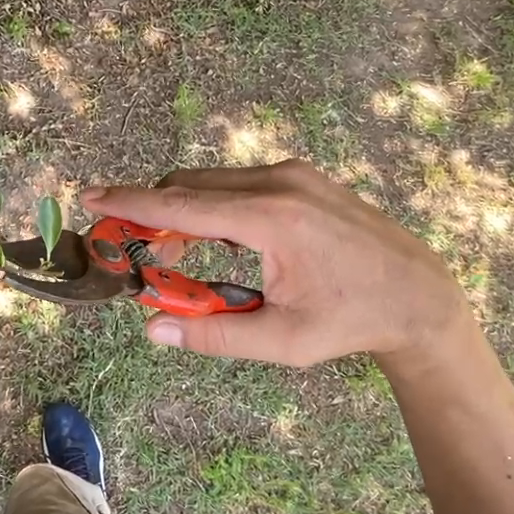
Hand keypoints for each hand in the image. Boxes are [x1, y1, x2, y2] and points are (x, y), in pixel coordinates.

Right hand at [82, 160, 471, 367]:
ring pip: (209, 181)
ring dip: (180, 209)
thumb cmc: (352, 323)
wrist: (422, 296)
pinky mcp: (298, 174)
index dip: (130, 202)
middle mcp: (277, 182)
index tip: (91, 196)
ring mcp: (291, 172)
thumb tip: (151, 329)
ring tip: (169, 249)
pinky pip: (234, 181)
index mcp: (271, 220)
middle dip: (149, 209)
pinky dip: (208, 204)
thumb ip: (213, 335)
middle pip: (188, 187)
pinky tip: (211, 237)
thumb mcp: (283, 341)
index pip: (180, 206)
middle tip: (126, 241)